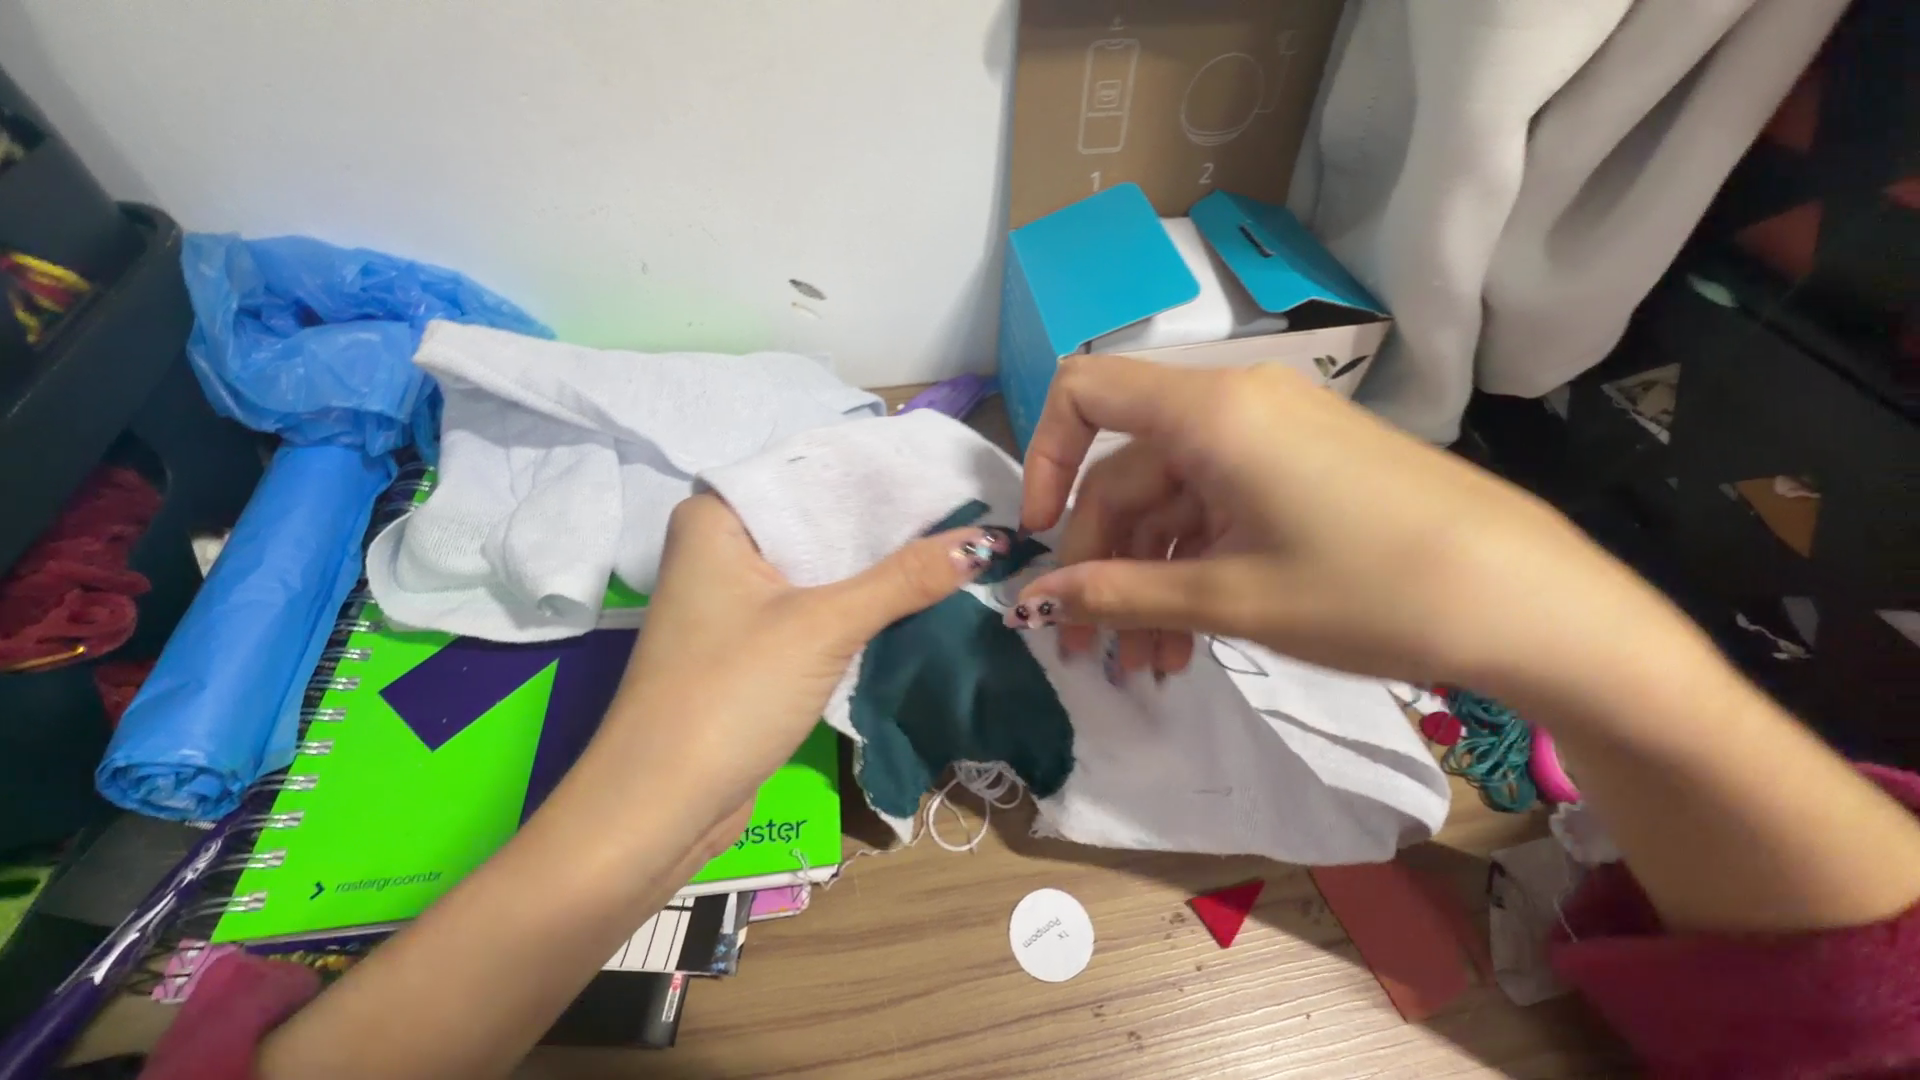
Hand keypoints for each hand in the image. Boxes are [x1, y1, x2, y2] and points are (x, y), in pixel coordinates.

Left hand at [601, 493, 1003, 830]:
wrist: (662, 808)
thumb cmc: (729, 695)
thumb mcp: (823, 627)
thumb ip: (904, 579)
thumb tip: (988, 542)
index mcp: (717, 516)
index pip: (812, 470)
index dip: (882, 471)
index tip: (950, 469)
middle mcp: (721, 546)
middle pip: (820, 518)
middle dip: (890, 521)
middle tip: (970, 507)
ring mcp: (736, 597)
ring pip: (823, 564)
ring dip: (880, 564)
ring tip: (959, 541)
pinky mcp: (753, 641)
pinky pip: (817, 603)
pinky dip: (861, 602)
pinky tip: (918, 593)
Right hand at [1014, 356, 1681, 693]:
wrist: (1530, 604)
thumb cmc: (1369, 590)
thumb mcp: (1230, 598)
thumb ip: (1119, 594)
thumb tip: (1033, 601)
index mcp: (1211, 412)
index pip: (1083, 392)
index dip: (1043, 459)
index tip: (1036, 536)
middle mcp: (1234, 407)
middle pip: (1126, 472)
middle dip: (1099, 562)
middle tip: (1091, 646)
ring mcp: (1271, 440)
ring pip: (1171, 505)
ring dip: (1146, 582)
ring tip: (1145, 667)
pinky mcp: (1299, 472)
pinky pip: (1217, 511)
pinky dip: (1191, 570)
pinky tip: (1187, 641)